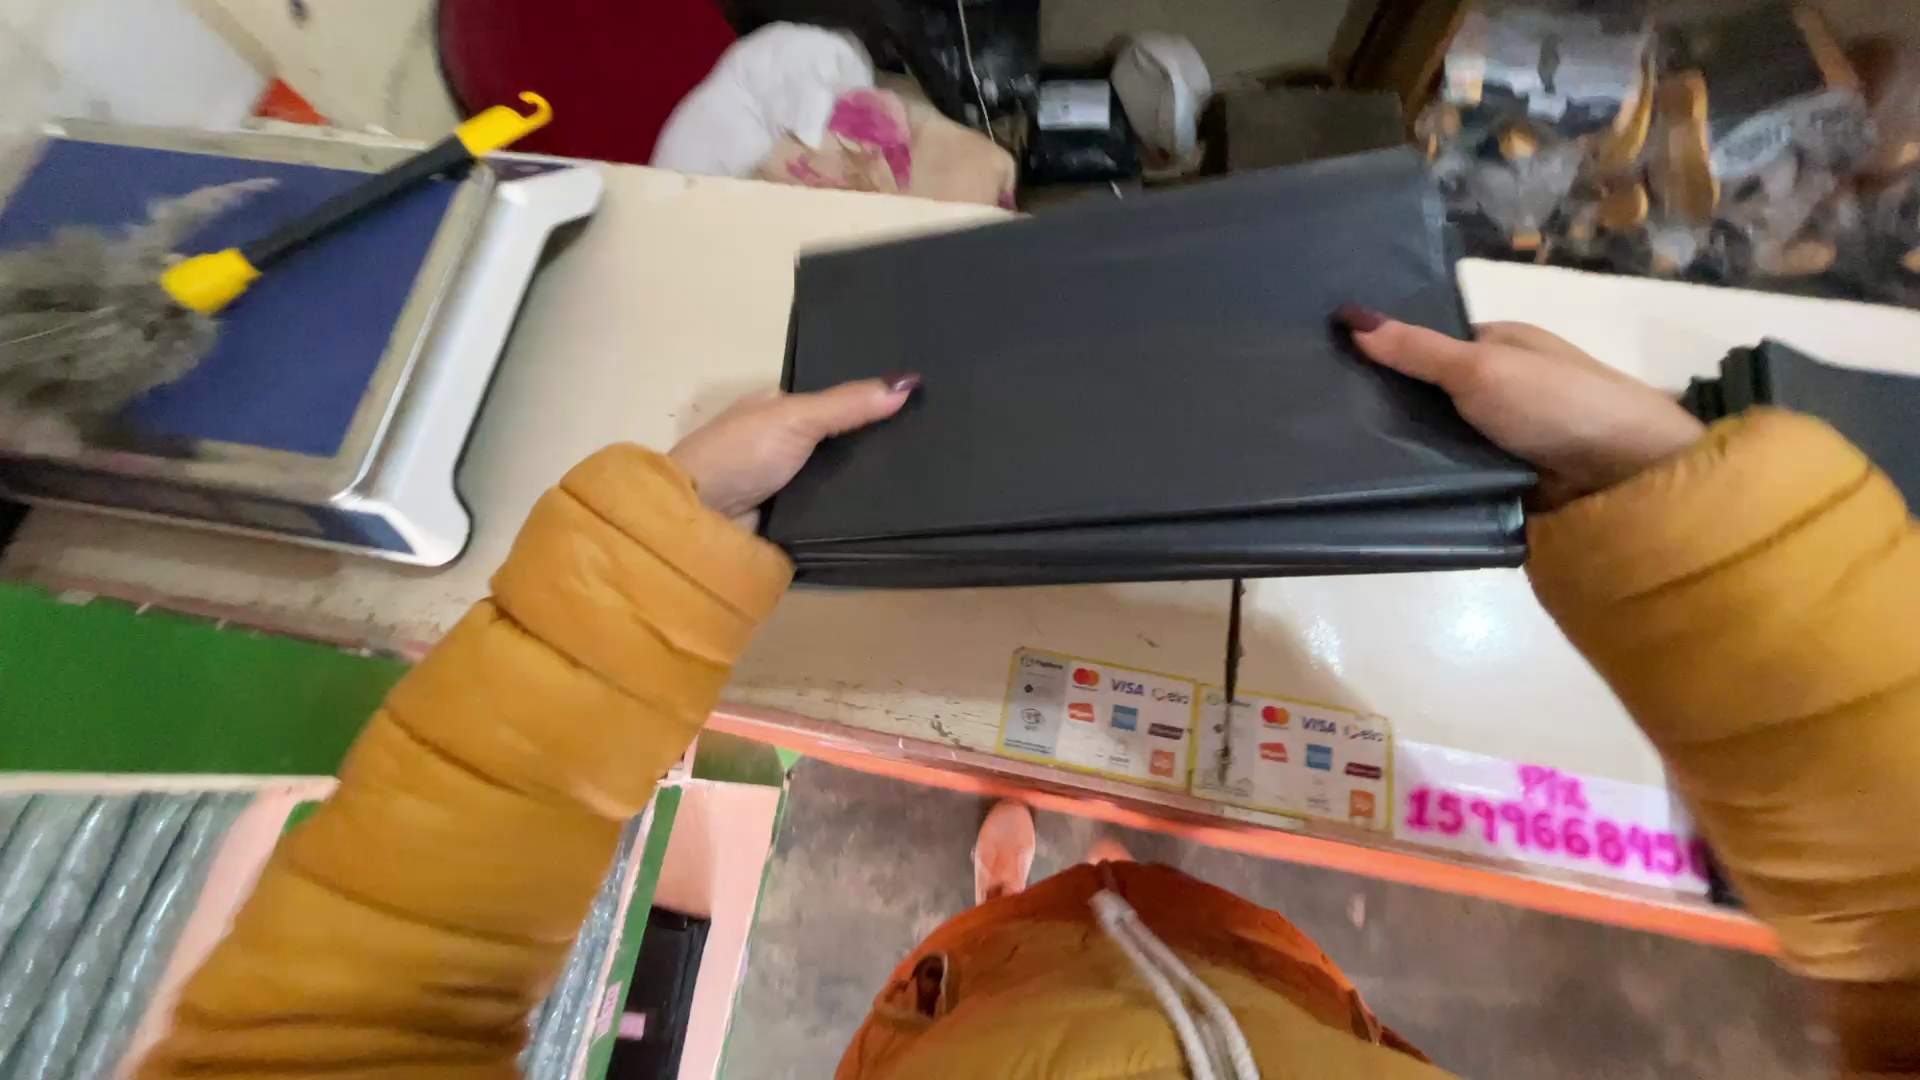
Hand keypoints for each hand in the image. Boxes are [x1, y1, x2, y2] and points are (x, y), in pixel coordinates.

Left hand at [670, 374, 920, 516]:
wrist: (703, 518)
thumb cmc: (741, 453)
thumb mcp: (796, 417)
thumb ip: (848, 403)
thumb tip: (909, 382)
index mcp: (783, 406)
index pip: (839, 398)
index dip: (874, 397)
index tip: (923, 398)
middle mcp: (790, 441)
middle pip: (846, 438)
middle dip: (879, 440)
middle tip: (936, 440)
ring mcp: (795, 481)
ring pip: (846, 475)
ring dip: (874, 477)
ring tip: (929, 471)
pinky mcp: (801, 517)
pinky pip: (839, 507)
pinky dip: (860, 505)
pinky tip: (898, 502)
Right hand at [1336, 307, 1705, 509]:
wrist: (1621, 475)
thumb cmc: (1554, 403)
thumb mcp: (1478, 367)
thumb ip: (1415, 349)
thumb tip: (1347, 315)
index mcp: (1497, 344)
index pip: (1425, 343)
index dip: (1382, 351)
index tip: (1331, 365)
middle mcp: (1496, 383)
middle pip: (1423, 390)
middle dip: (1384, 401)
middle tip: (1324, 412)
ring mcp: (1495, 429)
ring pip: (1429, 432)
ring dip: (1397, 441)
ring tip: (1333, 447)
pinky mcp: (1492, 470)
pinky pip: (1442, 466)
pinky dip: (1418, 470)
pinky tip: (1376, 475)